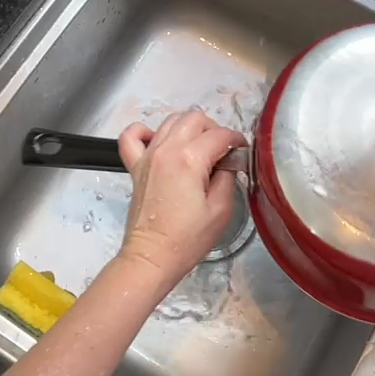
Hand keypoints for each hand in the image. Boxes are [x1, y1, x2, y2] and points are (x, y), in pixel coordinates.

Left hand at [115, 111, 246, 282]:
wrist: (151, 257)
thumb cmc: (188, 238)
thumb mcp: (220, 210)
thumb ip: (227, 177)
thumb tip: (229, 162)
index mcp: (189, 159)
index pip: (219, 135)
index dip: (236, 140)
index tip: (242, 151)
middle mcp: (166, 149)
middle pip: (194, 118)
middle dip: (213, 129)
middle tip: (222, 151)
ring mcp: (147, 155)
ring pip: (169, 120)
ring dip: (188, 128)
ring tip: (198, 148)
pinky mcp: (134, 165)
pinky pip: (132, 135)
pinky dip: (145, 131)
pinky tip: (158, 142)